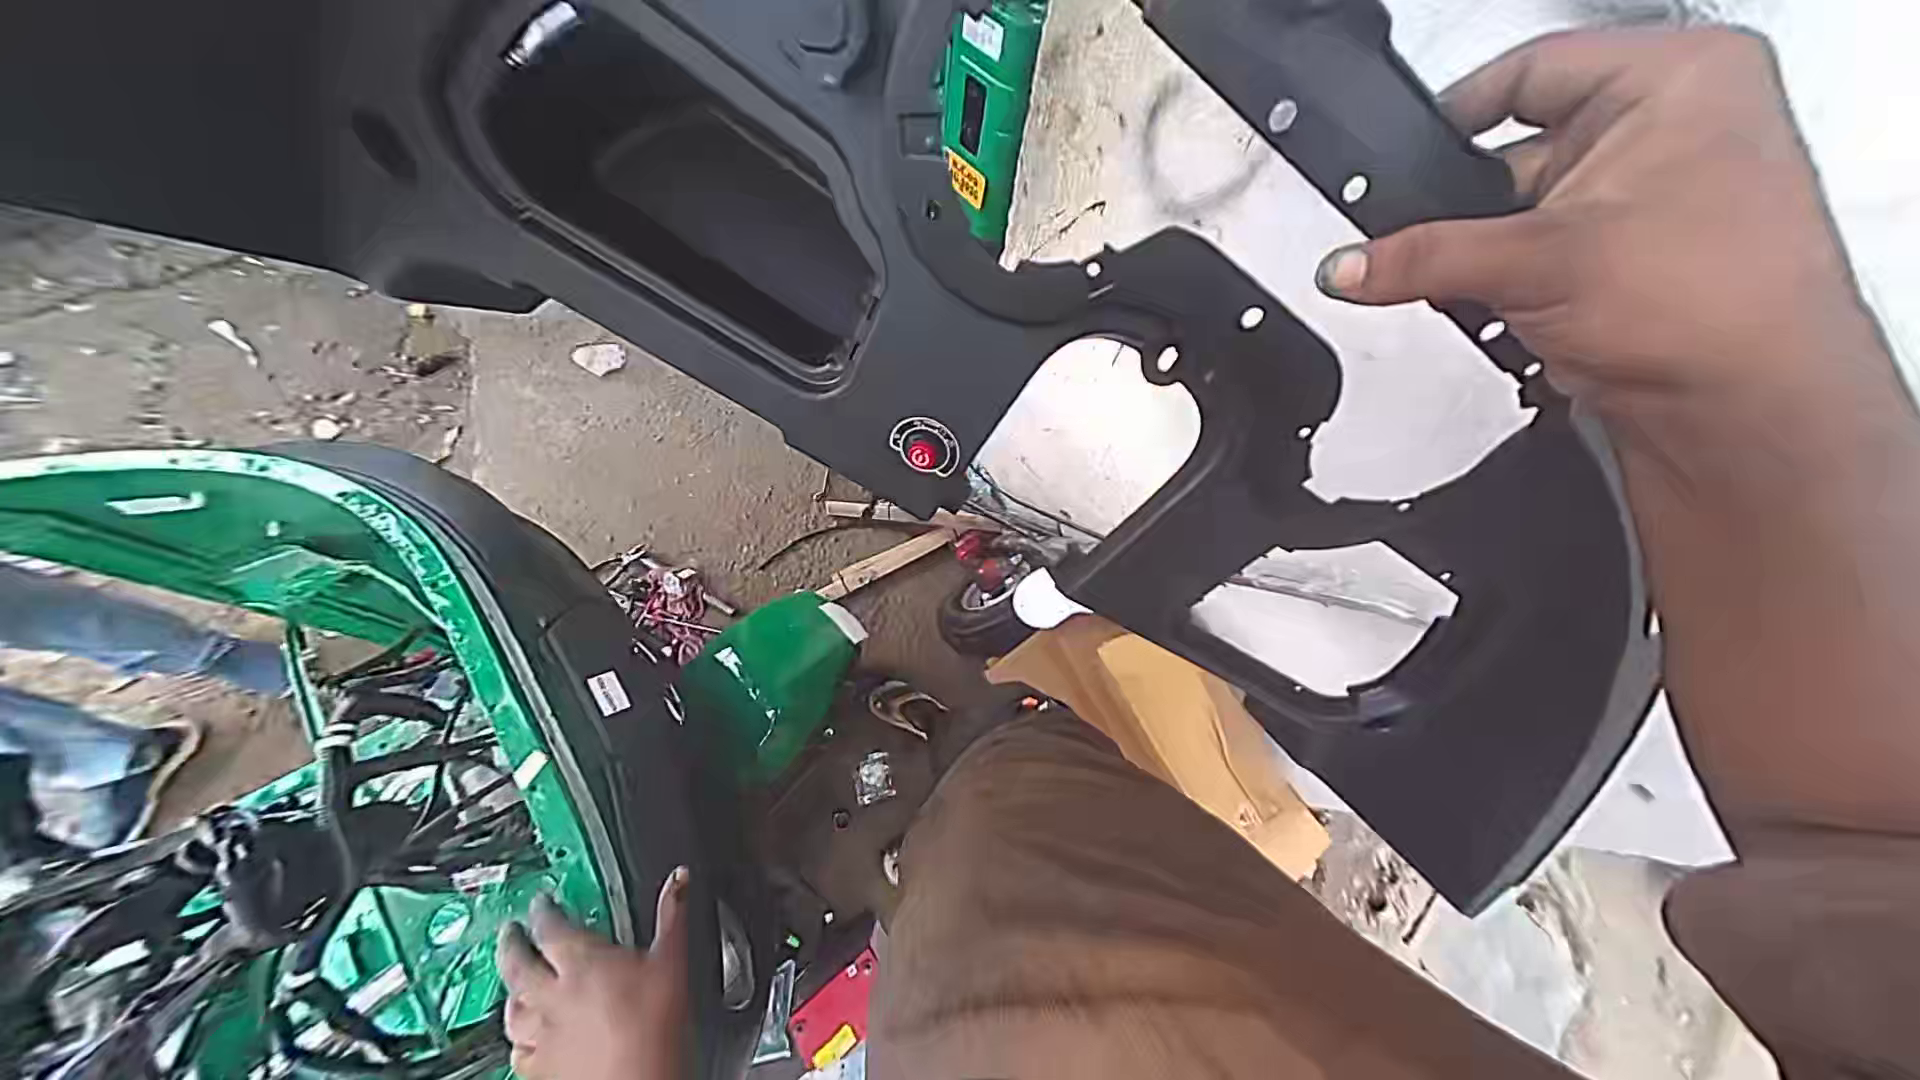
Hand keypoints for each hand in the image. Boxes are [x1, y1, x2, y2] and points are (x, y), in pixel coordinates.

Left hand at [496, 868, 691, 1079]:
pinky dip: (517, 1037)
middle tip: (509, 932)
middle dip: (510, 945)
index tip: (540, 903)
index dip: (542, 911)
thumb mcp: (673, 957)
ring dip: (510, 990)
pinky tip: (524, 1037)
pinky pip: (517, 1050)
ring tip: (513, 981)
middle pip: (517, 966)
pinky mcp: (541, 1069)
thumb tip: (678, 879)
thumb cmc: (656, 1024)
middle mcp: (555, 997)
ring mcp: (543, 1036)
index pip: (551, 929)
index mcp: (584, 963)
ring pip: (512, 1009)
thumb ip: (672, 913)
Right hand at [1314, 27, 1892, 418]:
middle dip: (1455, 215)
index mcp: (1671, 82)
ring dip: (1469, 258)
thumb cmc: (1711, 301)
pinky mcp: (1596, 258)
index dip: (1452, 116)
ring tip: (1479, 287)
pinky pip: (1510, 258)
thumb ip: (1421, 258)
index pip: (1526, 70)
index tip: (1396, 163)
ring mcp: (1624, 199)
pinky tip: (1492, 307)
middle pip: (1500, 157)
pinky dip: (1484, 284)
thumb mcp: (1534, 260)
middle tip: (1425, 248)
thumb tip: (1345, 263)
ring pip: (1501, 216)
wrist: (1728, 400)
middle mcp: (1653, 132)